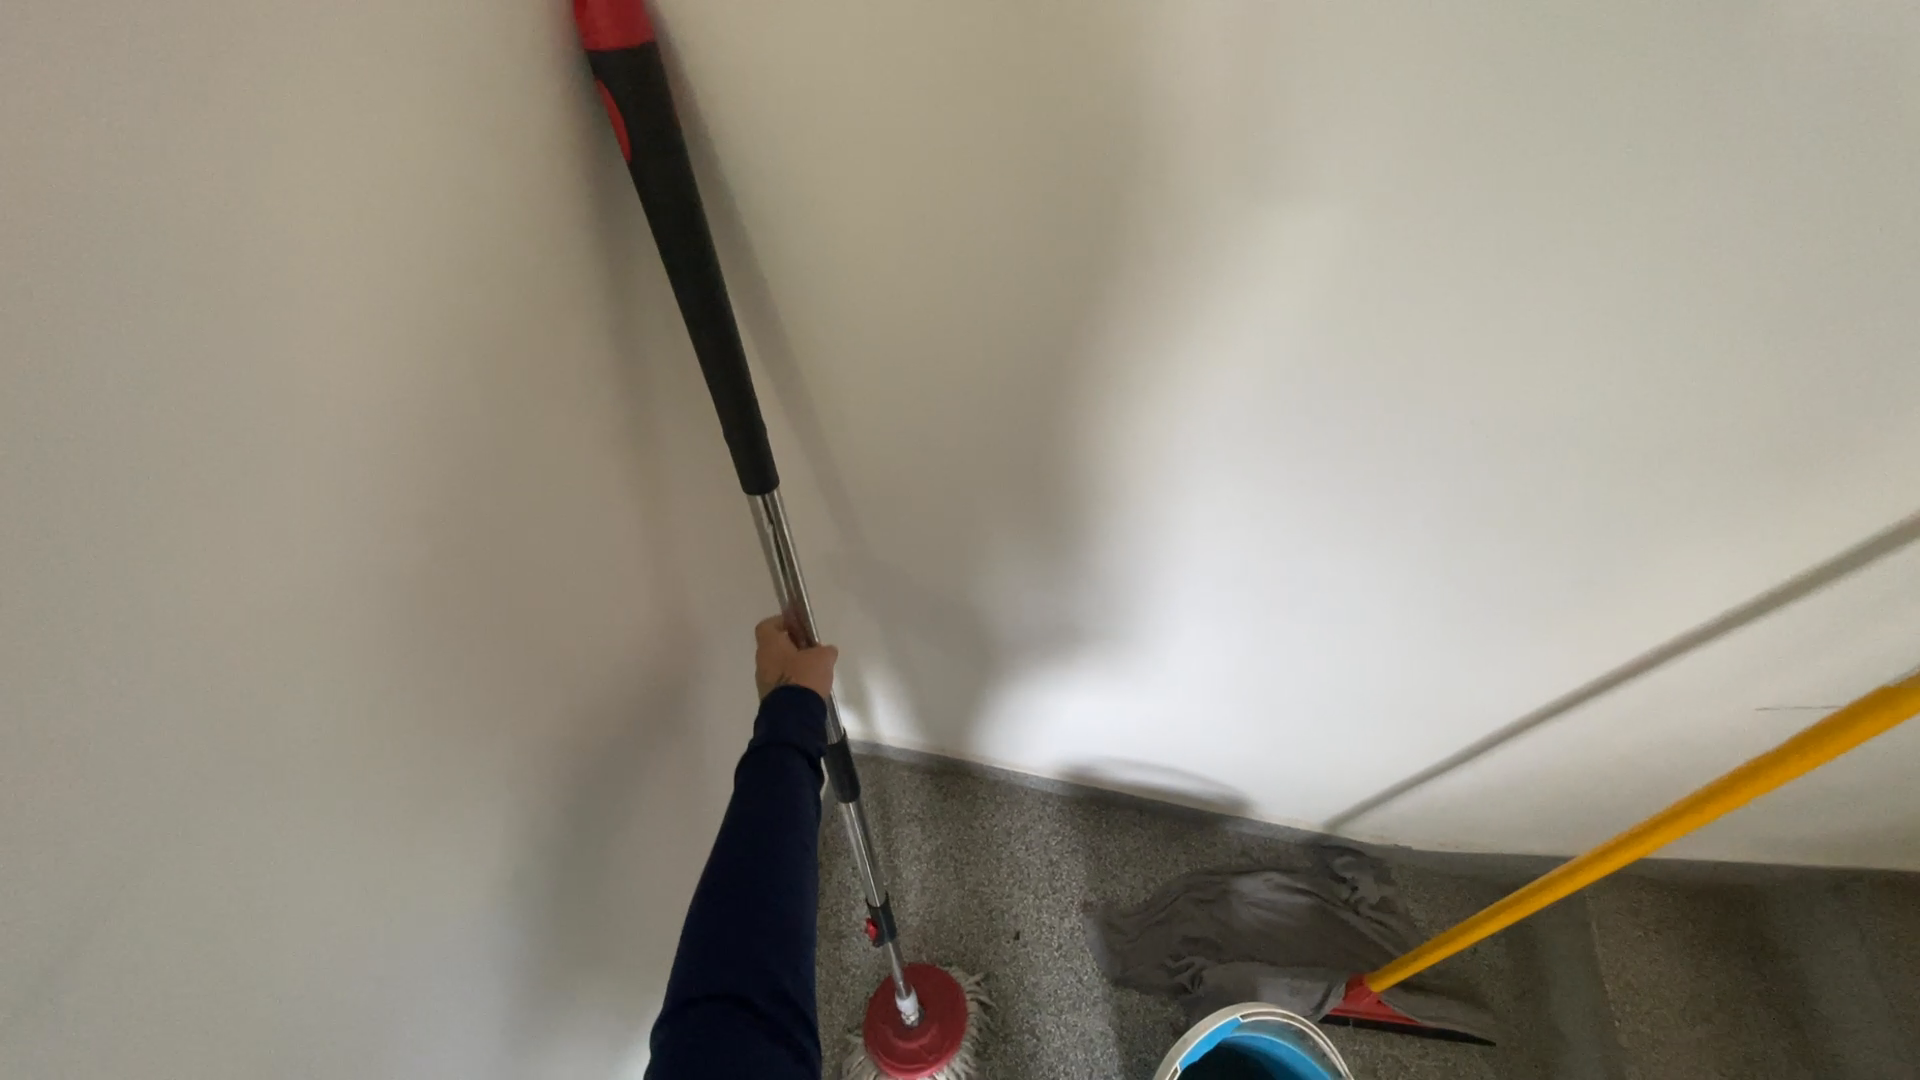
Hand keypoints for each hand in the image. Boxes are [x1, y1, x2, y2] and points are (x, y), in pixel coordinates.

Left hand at [754, 615, 837, 699]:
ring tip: (814, 671)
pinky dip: (793, 682)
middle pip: (775, 647)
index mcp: (770, 646)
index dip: (781, 622)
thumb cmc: (804, 677)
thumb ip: (825, 650)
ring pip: (778, 666)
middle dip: (793, 647)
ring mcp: (764, 682)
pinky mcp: (770, 699)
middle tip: (812, 650)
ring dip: (793, 666)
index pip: (767, 626)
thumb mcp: (823, 658)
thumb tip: (826, 651)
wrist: (793, 715)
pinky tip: (809, 688)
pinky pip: (781, 684)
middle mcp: (762, 661)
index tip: (797, 626)